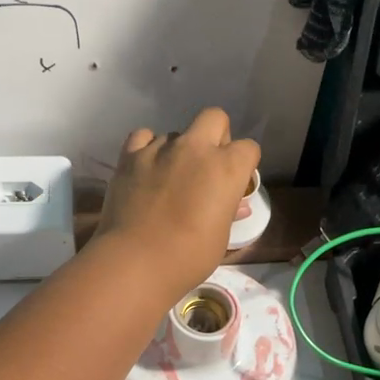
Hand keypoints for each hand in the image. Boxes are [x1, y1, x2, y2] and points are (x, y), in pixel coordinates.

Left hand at [92, 107, 261, 297]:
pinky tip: (146, 169)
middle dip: (215, 136)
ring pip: (176, 133)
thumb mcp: (220, 239)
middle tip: (206, 167)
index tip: (235, 183)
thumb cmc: (188, 257)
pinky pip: (143, 137)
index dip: (244, 165)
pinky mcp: (130, 156)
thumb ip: (227, 213)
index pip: (248, 149)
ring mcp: (160, 148)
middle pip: (214, 118)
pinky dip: (147, 149)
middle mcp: (195, 148)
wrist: (136, 261)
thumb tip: (234, 205)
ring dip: (178, 150)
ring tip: (169, 179)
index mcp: (226, 168)